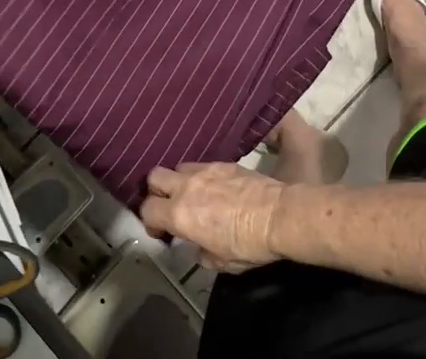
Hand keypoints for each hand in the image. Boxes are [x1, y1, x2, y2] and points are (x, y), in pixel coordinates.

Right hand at [139, 163, 285, 272]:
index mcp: (180, 215)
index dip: (150, 221)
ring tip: (194, 195)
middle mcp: (186, 187)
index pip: (147, 209)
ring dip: (180, 181)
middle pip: (154, 177)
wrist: (278, 215)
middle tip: (171, 206)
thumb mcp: (221, 262)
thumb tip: (198, 247)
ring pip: (178, 167)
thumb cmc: (249, 245)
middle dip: (157, 191)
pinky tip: (217, 188)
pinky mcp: (223, 163)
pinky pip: (203, 165)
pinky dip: (203, 177)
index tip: (162, 231)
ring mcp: (204, 170)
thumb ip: (202, 253)